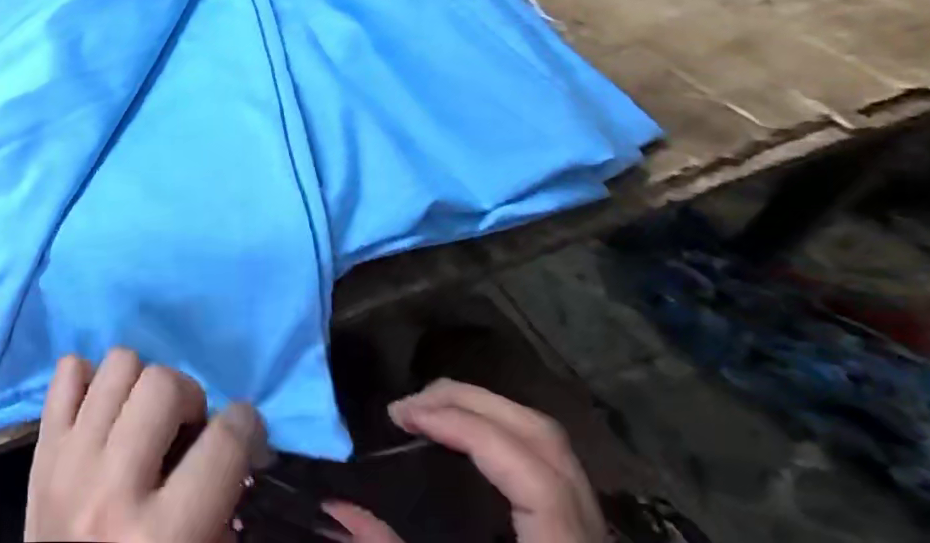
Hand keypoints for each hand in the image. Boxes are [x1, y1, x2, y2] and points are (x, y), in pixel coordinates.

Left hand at [26, 349, 267, 542]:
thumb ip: (219, 511)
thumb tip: (230, 448)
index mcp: (164, 534)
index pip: (222, 447)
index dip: (247, 424)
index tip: (247, 424)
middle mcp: (115, 485)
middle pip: (163, 385)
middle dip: (189, 394)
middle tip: (189, 423)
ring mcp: (72, 456)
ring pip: (117, 364)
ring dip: (141, 381)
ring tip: (145, 412)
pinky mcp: (43, 443)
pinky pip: (67, 371)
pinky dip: (90, 379)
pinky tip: (103, 409)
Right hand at [321, 380, 605, 542]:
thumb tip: (334, 508)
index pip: (530, 470)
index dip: (465, 427)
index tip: (403, 416)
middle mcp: (591, 537)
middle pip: (543, 436)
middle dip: (468, 400)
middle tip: (407, 406)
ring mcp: (595, 534)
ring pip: (550, 441)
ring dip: (482, 409)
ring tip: (426, 413)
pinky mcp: (583, 535)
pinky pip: (546, 460)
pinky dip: (498, 432)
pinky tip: (458, 441)